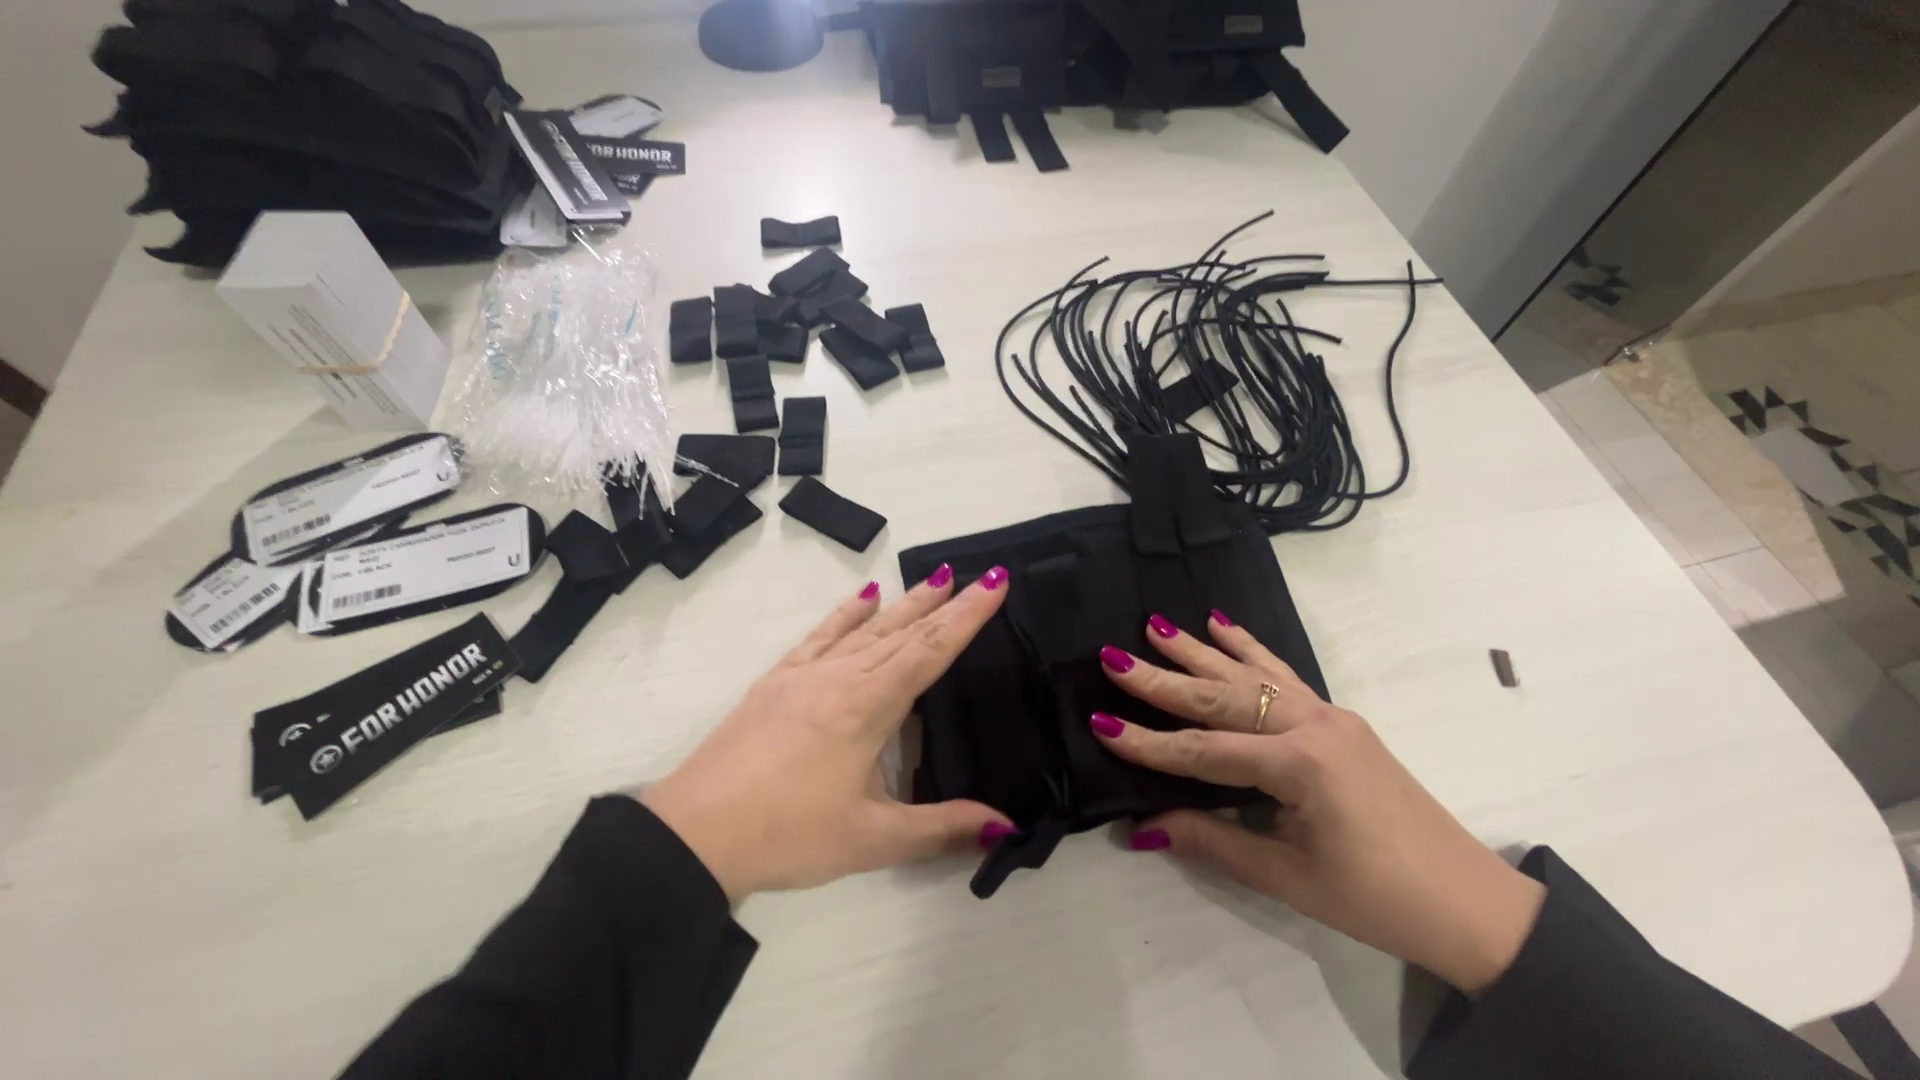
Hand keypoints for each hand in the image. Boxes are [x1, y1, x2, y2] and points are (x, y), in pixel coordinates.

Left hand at [637, 566, 1013, 902]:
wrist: (695, 831)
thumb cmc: (788, 834)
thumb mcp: (873, 840)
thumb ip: (943, 828)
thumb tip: (1006, 825)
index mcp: (868, 707)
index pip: (929, 650)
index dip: (968, 616)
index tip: (996, 581)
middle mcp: (839, 678)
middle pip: (902, 632)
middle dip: (944, 603)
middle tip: (977, 575)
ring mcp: (804, 676)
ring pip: (864, 629)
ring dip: (903, 604)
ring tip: (934, 579)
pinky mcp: (776, 682)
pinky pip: (820, 636)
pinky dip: (845, 614)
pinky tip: (862, 598)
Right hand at [1091, 610, 1545, 994]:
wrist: (1467, 902)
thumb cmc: (1377, 898)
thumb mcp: (1288, 878)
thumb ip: (1212, 841)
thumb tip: (1142, 828)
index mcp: (1301, 764)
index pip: (1205, 750)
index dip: (1149, 744)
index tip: (1100, 726)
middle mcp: (1313, 725)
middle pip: (1222, 698)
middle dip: (1163, 681)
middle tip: (1113, 658)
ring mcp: (1331, 717)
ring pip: (1251, 676)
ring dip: (1201, 651)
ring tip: (1157, 626)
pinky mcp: (1340, 722)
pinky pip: (1284, 676)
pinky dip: (1251, 649)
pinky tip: (1226, 626)